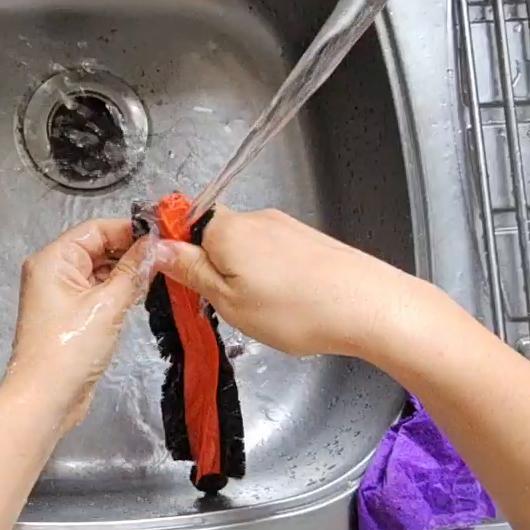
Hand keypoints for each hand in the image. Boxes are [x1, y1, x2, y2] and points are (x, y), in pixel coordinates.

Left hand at [4, 217, 152, 431]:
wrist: (45, 399)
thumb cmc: (69, 349)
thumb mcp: (108, 305)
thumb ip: (133, 271)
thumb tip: (154, 246)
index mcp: (53, 260)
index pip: (95, 229)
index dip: (128, 230)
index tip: (161, 235)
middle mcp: (52, 272)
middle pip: (97, 248)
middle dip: (130, 252)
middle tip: (166, 257)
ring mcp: (59, 296)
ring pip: (99, 271)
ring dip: (125, 273)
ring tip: (158, 276)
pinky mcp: (69, 317)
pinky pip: (96, 293)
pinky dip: (117, 292)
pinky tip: (139, 295)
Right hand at [150, 206, 450, 360]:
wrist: (372, 307)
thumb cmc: (294, 310)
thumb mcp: (228, 301)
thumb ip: (190, 271)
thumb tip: (156, 248)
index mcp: (226, 229)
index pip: (183, 223)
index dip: (176, 252)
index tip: (183, 284)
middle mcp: (255, 218)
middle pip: (214, 235)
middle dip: (211, 266)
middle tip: (223, 305)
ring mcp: (285, 226)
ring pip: (244, 246)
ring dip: (241, 273)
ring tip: (261, 309)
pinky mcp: (308, 239)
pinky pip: (271, 252)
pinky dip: (269, 273)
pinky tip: (286, 301)